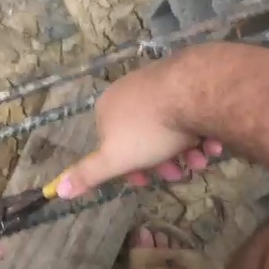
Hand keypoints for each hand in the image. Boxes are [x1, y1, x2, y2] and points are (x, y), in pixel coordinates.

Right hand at [55, 62, 221, 197]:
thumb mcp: (114, 159)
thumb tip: (57, 190)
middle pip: (144, 137)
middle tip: (181, 175)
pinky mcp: (187, 79)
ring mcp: (158, 82)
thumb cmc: (149, 130)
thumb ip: (88, 174)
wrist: (193, 91)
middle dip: (163, 163)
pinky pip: (190, 111)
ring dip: (186, 152)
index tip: (148, 183)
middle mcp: (129, 92)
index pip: (112, 144)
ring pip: (170, 127)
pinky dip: (200, 132)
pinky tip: (212, 143)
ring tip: (202, 160)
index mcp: (107, 108)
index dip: (129, 170)